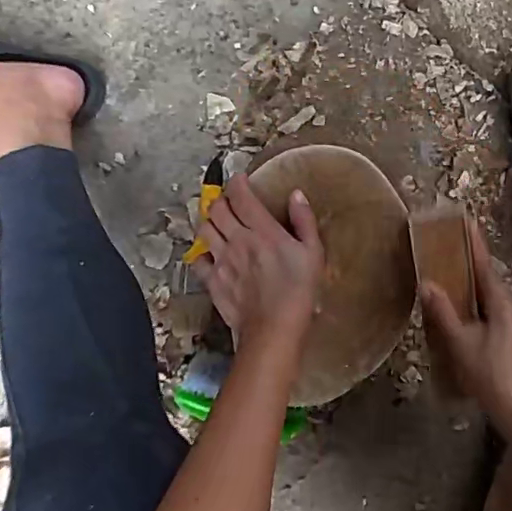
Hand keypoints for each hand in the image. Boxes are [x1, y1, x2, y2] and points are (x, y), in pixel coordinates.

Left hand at [194, 172, 324, 356]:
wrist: (273, 330)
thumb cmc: (299, 292)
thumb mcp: (313, 254)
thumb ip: (304, 221)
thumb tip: (296, 195)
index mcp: (262, 231)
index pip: (241, 196)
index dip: (237, 182)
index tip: (240, 179)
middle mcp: (237, 240)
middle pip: (216, 208)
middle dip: (220, 199)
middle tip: (228, 200)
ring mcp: (221, 261)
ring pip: (203, 229)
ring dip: (208, 220)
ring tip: (216, 222)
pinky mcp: (212, 281)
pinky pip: (198, 259)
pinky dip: (202, 252)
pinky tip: (210, 253)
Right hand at [418, 219, 511, 438]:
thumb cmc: (490, 374)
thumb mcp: (461, 342)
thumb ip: (443, 312)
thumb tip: (427, 283)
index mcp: (503, 303)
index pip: (484, 265)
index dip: (474, 243)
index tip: (465, 220)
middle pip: (487, 277)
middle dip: (468, 260)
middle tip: (447, 243)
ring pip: (488, 293)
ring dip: (470, 280)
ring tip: (447, 268)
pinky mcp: (510, 335)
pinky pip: (489, 306)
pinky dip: (473, 298)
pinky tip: (458, 303)